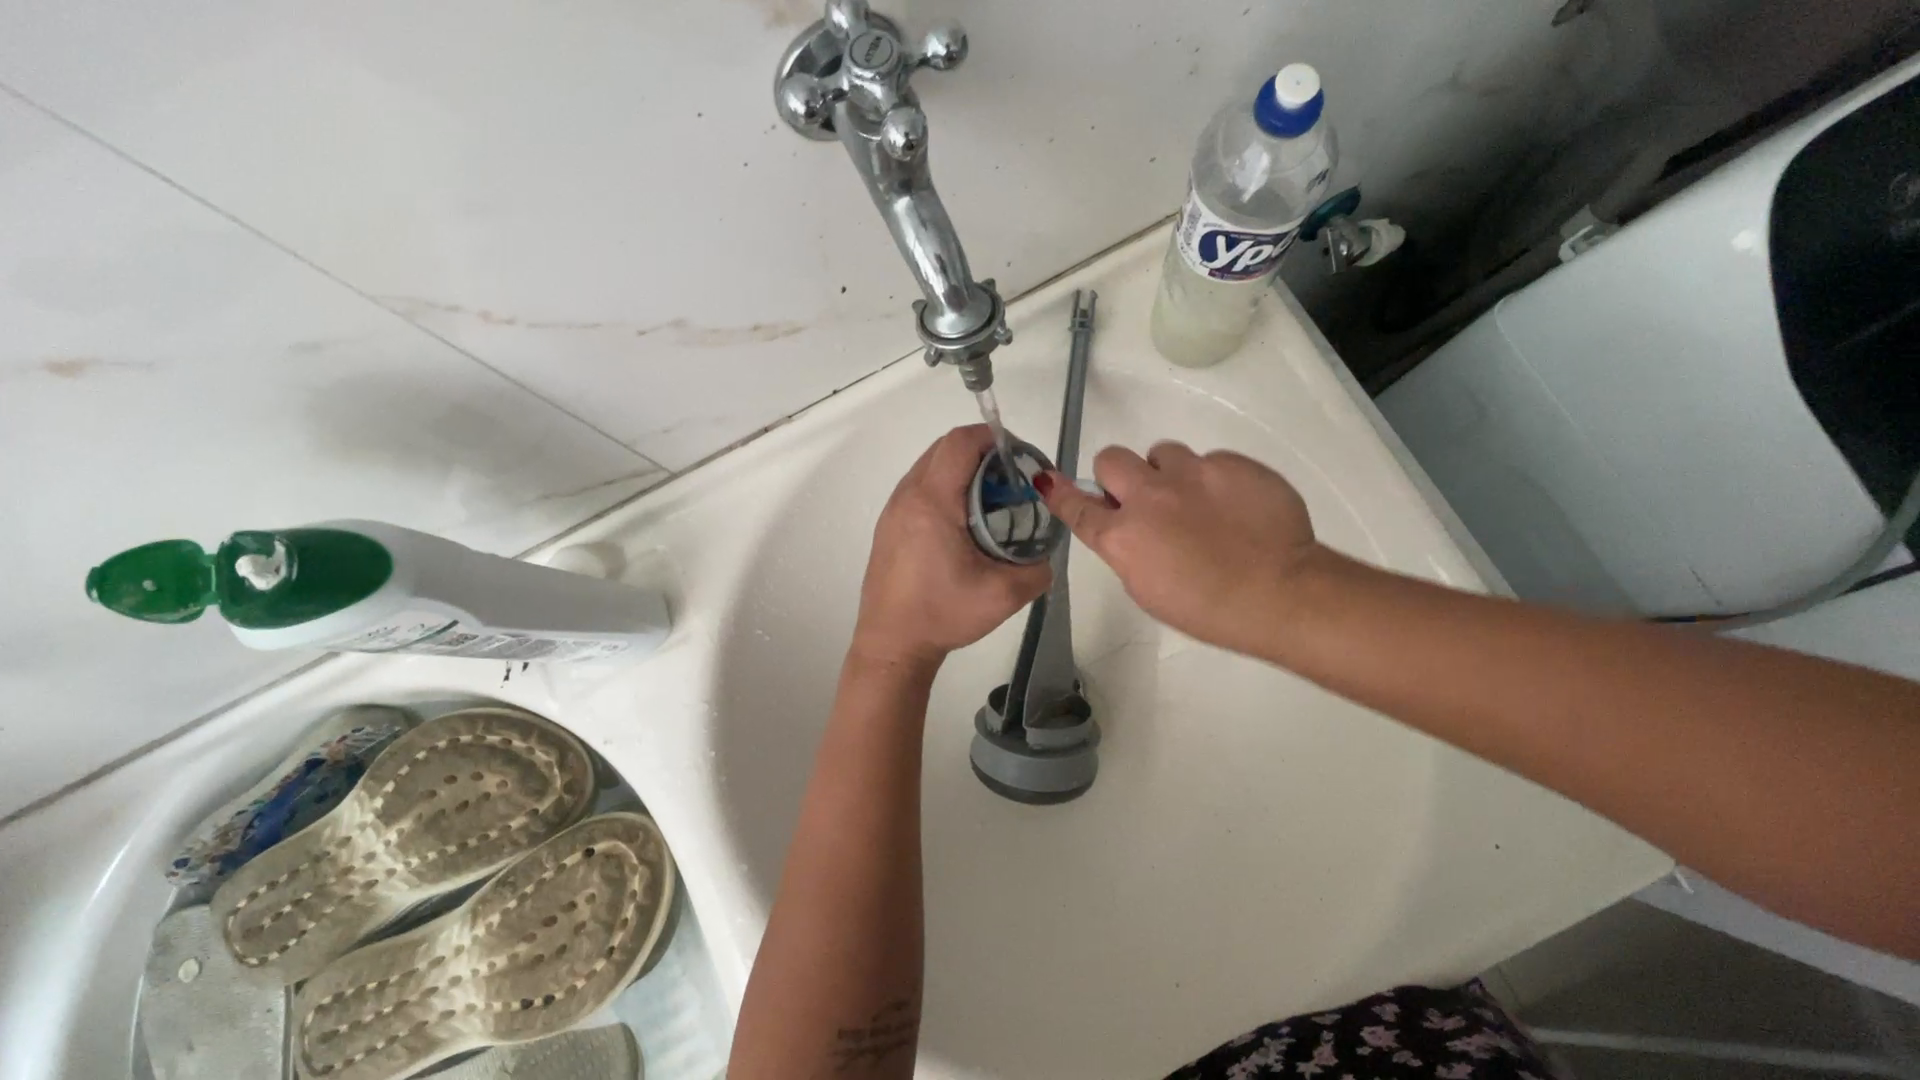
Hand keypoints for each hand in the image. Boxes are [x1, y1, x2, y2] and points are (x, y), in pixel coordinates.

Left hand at [851, 425, 1051, 671]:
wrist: (892, 644)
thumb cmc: (943, 614)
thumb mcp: (1003, 595)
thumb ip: (1037, 569)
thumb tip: (1045, 554)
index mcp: (932, 502)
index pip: (961, 443)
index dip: (994, 439)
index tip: (1020, 459)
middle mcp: (908, 496)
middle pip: (945, 448)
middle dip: (983, 453)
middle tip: (1012, 480)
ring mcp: (893, 509)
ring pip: (930, 466)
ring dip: (963, 470)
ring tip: (992, 500)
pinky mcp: (889, 525)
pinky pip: (920, 487)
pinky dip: (946, 488)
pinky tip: (965, 522)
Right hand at [1034, 441, 1330, 658]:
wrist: (1280, 593)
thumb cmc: (1209, 610)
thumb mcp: (1149, 591)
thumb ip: (1128, 551)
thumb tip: (1127, 528)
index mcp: (1122, 537)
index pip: (1077, 506)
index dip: (1060, 492)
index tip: (1049, 480)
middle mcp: (1148, 497)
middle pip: (1112, 458)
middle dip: (1122, 476)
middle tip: (1144, 497)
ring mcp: (1191, 473)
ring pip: (1163, 453)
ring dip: (1170, 473)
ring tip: (1198, 501)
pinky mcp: (1231, 463)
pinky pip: (1210, 460)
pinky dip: (1215, 480)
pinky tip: (1236, 507)